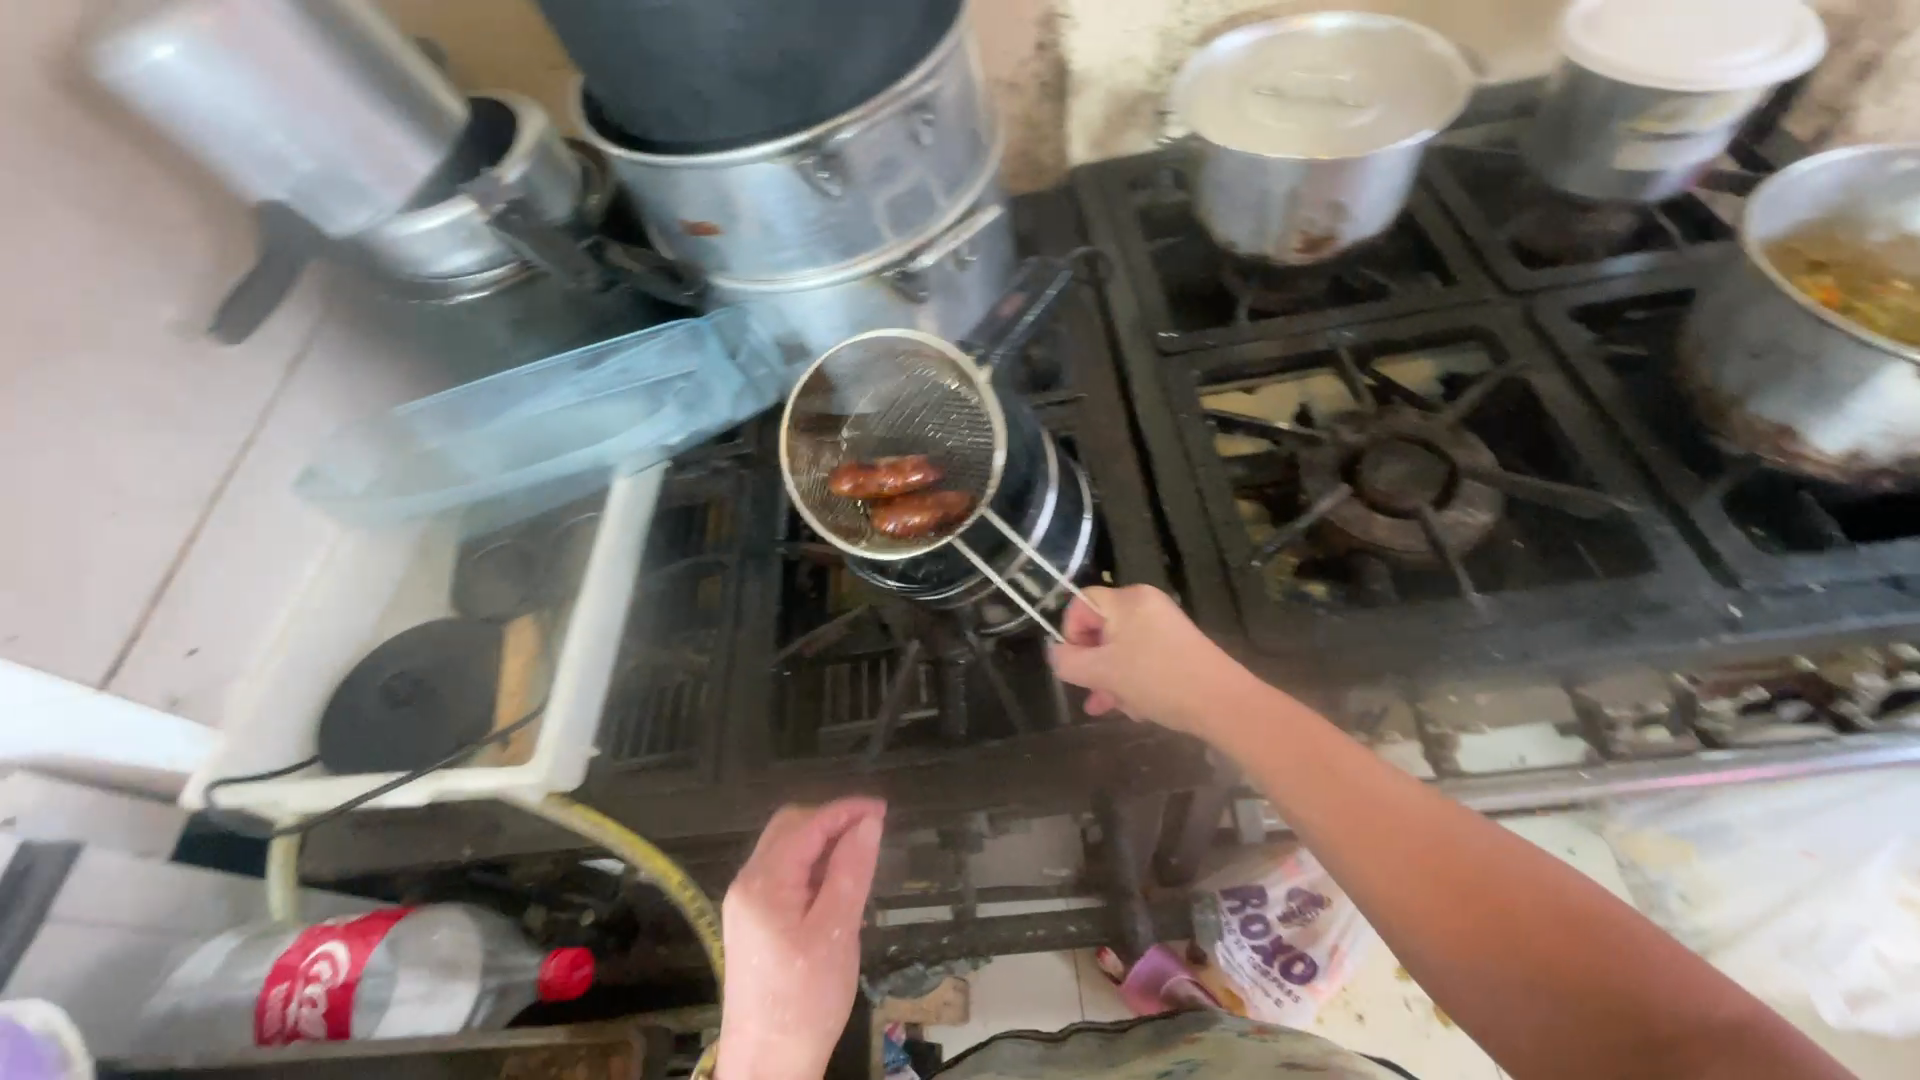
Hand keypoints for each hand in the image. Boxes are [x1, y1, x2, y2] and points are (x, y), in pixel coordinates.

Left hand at [715, 798, 884, 1079]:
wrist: (767, 1063)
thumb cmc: (805, 1001)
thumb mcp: (837, 933)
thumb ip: (852, 872)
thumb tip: (869, 823)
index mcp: (763, 882)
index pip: (807, 824)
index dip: (846, 810)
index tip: (884, 809)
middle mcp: (747, 883)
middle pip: (790, 828)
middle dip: (832, 820)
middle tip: (874, 830)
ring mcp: (747, 903)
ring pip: (786, 850)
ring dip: (823, 842)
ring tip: (862, 854)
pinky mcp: (753, 922)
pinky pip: (784, 874)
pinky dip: (813, 866)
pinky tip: (837, 882)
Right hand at [1047, 585, 1256, 738]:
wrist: (1223, 703)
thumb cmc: (1157, 680)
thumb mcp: (1102, 673)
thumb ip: (1068, 661)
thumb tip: (1056, 653)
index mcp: (1127, 599)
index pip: (1080, 604)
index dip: (1070, 634)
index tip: (1076, 665)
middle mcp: (1145, 604)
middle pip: (1101, 628)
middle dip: (1092, 664)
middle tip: (1093, 693)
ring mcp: (1164, 625)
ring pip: (1120, 648)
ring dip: (1110, 678)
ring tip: (1112, 708)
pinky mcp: (1178, 646)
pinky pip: (1141, 656)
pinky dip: (1132, 678)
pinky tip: (1134, 708)